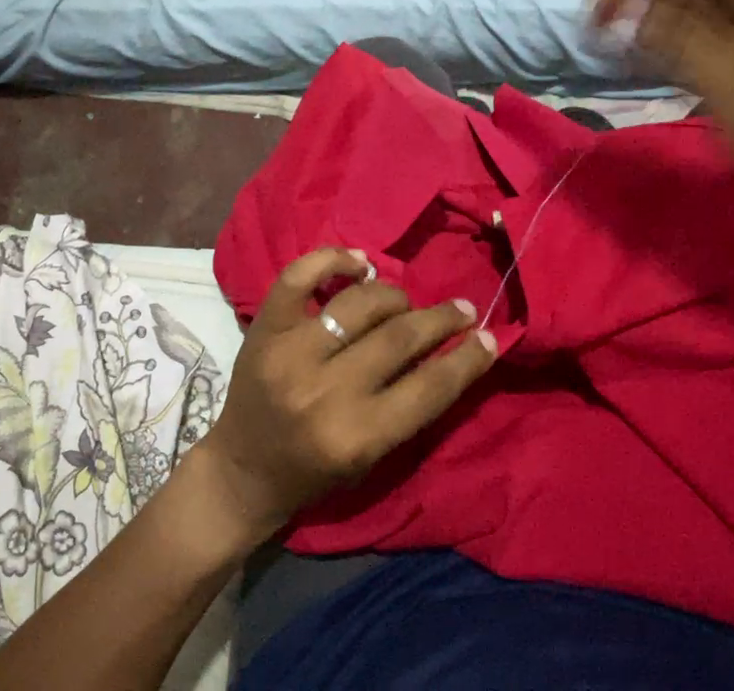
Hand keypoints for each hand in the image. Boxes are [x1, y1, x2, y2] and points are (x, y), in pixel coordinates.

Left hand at [197, 248, 496, 538]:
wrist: (242, 472)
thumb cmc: (315, 473)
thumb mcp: (373, 457)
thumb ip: (410, 405)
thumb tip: (452, 348)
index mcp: (356, 436)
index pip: (430, 387)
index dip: (469, 359)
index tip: (490, 336)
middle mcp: (324, 392)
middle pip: (400, 337)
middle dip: (441, 319)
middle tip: (461, 309)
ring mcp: (289, 355)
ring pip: (359, 303)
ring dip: (394, 295)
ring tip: (404, 301)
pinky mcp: (263, 331)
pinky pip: (297, 278)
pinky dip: (331, 260)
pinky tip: (358, 264)